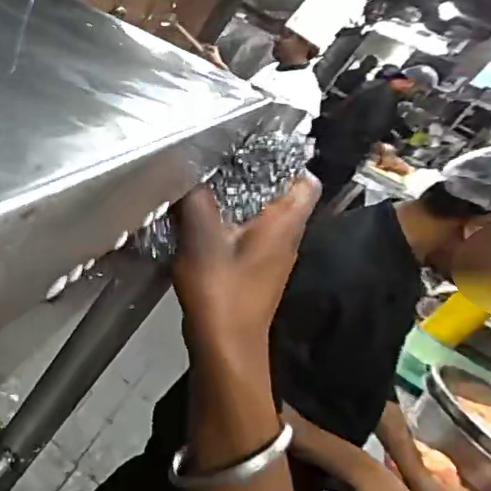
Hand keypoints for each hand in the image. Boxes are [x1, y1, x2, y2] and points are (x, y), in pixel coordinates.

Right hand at [171, 176, 319, 367]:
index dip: (283, 160)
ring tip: (198, 186)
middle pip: (277, 196)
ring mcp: (269, 257)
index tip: (248, 146)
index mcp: (284, 226)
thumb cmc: (221, 290)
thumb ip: (196, 202)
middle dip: (249, 176)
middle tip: (212, 161)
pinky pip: (243, 234)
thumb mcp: (202, 240)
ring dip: (233, 200)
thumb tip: (186, 170)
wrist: (225, 344)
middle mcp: (285, 239)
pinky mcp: (251, 271)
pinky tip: (194, 222)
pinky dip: (224, 222)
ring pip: (258, 216)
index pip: (304, 182)